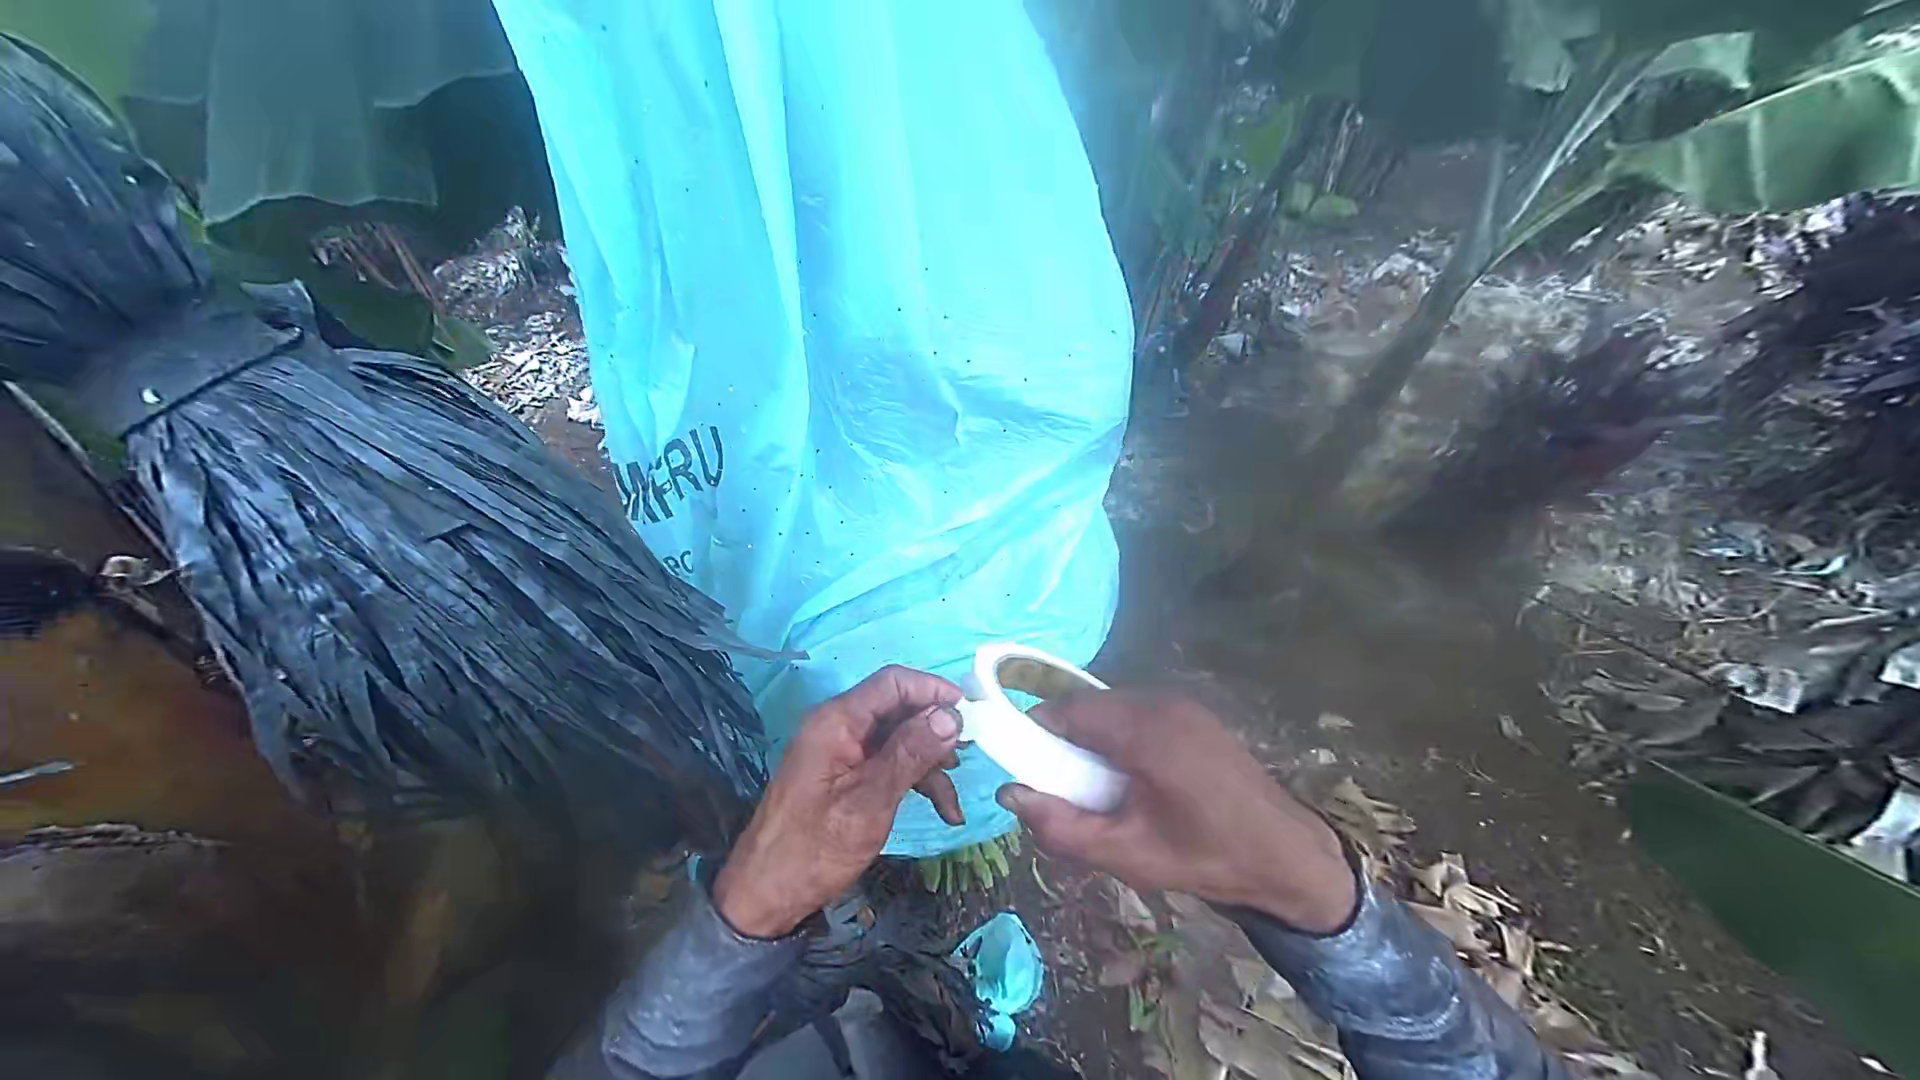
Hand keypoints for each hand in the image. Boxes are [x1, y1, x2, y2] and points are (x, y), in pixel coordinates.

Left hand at [712, 666, 963, 937]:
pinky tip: (942, 810)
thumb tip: (950, 716)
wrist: (765, 896)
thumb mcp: (870, 800)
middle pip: (897, 709)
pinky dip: (914, 781)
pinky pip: (887, 763)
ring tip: (953, 796)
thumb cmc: (815, 848)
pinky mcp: (845, 774)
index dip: (932, 688)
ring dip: (929, 762)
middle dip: (935, 730)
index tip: (969, 709)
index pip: (892, 683)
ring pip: (898, 738)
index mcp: (838, 721)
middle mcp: (839, 726)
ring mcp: (841, 750)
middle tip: (968, 754)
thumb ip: (910, 753)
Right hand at [996, 689, 1356, 932]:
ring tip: (1096, 781)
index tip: (1026, 762)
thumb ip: (1062, 827)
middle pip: (1088, 704)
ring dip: (1092, 734)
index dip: (1038, 730)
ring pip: (1111, 705)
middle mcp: (1161, 702)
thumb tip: (1010, 795)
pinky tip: (1130, 772)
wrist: (1288, 856)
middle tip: (1062, 781)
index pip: (1068, 709)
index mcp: (1145, 730)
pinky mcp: (1193, 711)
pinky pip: (1136, 710)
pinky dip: (1118, 732)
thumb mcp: (1128, 854)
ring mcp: (1181, 702)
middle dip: (1064, 736)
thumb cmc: (1206, 856)